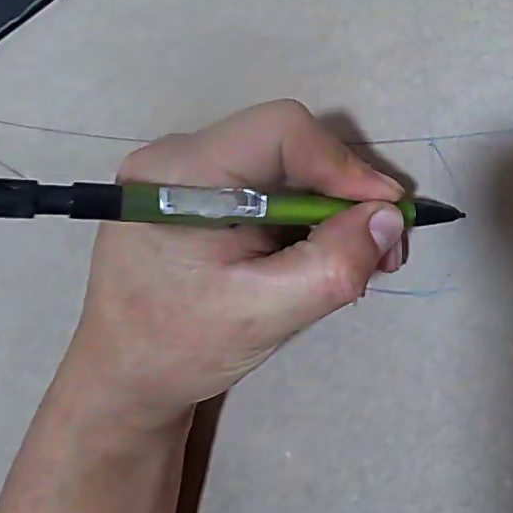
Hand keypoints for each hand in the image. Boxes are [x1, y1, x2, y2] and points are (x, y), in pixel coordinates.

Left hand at [66, 100, 406, 429]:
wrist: (123, 381)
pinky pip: (280, 189)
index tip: (385, 213)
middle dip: (348, 194)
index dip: (343, 165)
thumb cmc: (176, 351)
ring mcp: (198, 175)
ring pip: (293, 168)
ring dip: (338, 210)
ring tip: (362, 261)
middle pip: (292, 146)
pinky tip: (329, 257)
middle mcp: (185, 158)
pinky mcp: (212, 197)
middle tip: (385, 248)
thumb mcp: (262, 316)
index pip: (280, 131)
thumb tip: (389, 219)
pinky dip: (316, 220)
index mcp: (180, 174)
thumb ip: (331, 266)